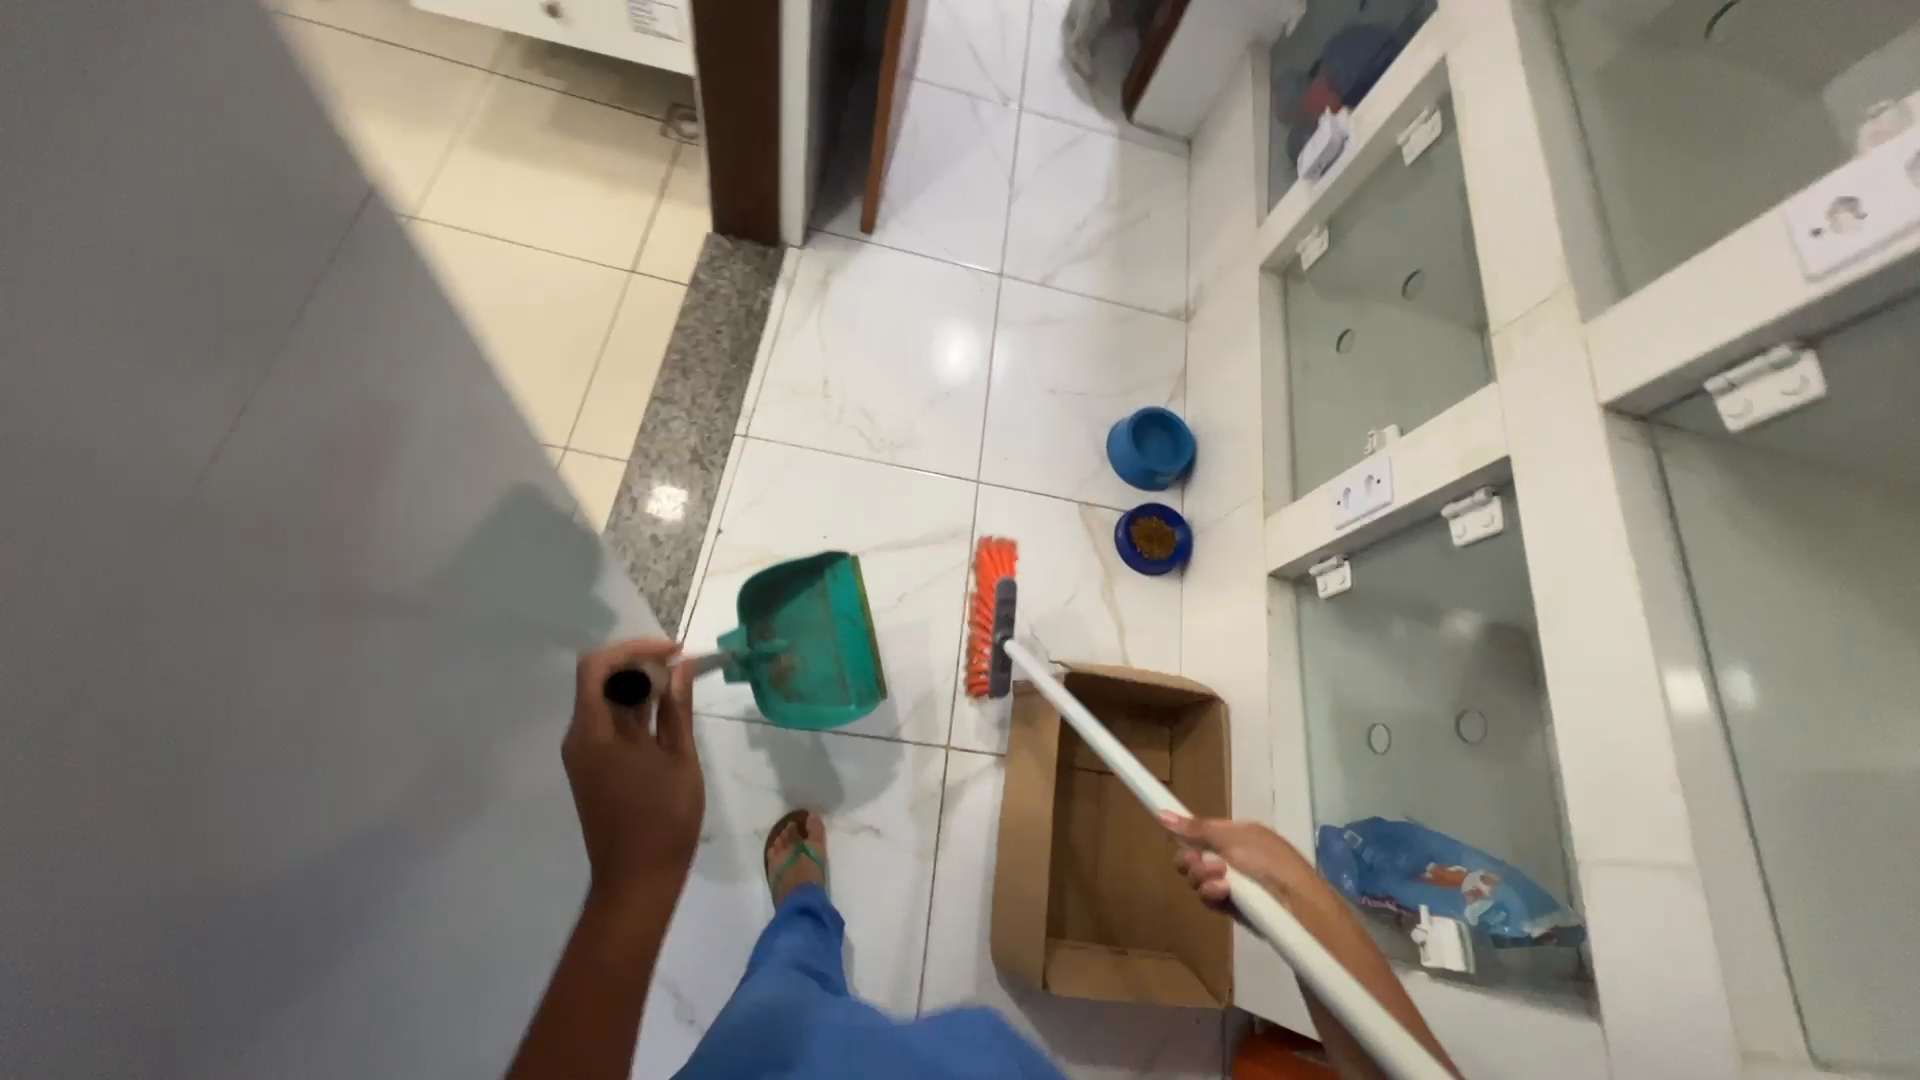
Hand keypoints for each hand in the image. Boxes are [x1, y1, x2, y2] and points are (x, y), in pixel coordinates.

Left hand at [564, 640, 704, 904]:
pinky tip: (668, 712)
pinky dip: (637, 709)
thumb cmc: (664, 818)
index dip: (635, 649)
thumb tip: (681, 665)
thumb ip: (678, 708)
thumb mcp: (679, 757)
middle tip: (683, 665)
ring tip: (681, 684)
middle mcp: (581, 737)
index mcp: (594, 733)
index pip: (598, 667)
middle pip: (601, 680)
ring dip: (640, 686)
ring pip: (607, 701)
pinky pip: (611, 724)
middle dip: (640, 664)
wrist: (637, 879)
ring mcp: (585, 753)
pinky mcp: (595, 767)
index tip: (673, 651)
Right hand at [1162, 812, 1317, 911]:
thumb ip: (1196, 828)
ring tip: (1220, 880)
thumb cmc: (1267, 860)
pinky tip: (1223, 892)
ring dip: (1203, 877)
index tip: (1174, 836)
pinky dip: (1212, 894)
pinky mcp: (1233, 909)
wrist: (1298, 905)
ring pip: (1198, 879)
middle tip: (1198, 861)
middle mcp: (1234, 858)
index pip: (1202, 833)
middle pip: (1194, 858)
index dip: (1188, 835)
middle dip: (1191, 860)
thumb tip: (1162, 813)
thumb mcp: (1231, 837)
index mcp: (1237, 836)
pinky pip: (1210, 899)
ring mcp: (1233, 884)